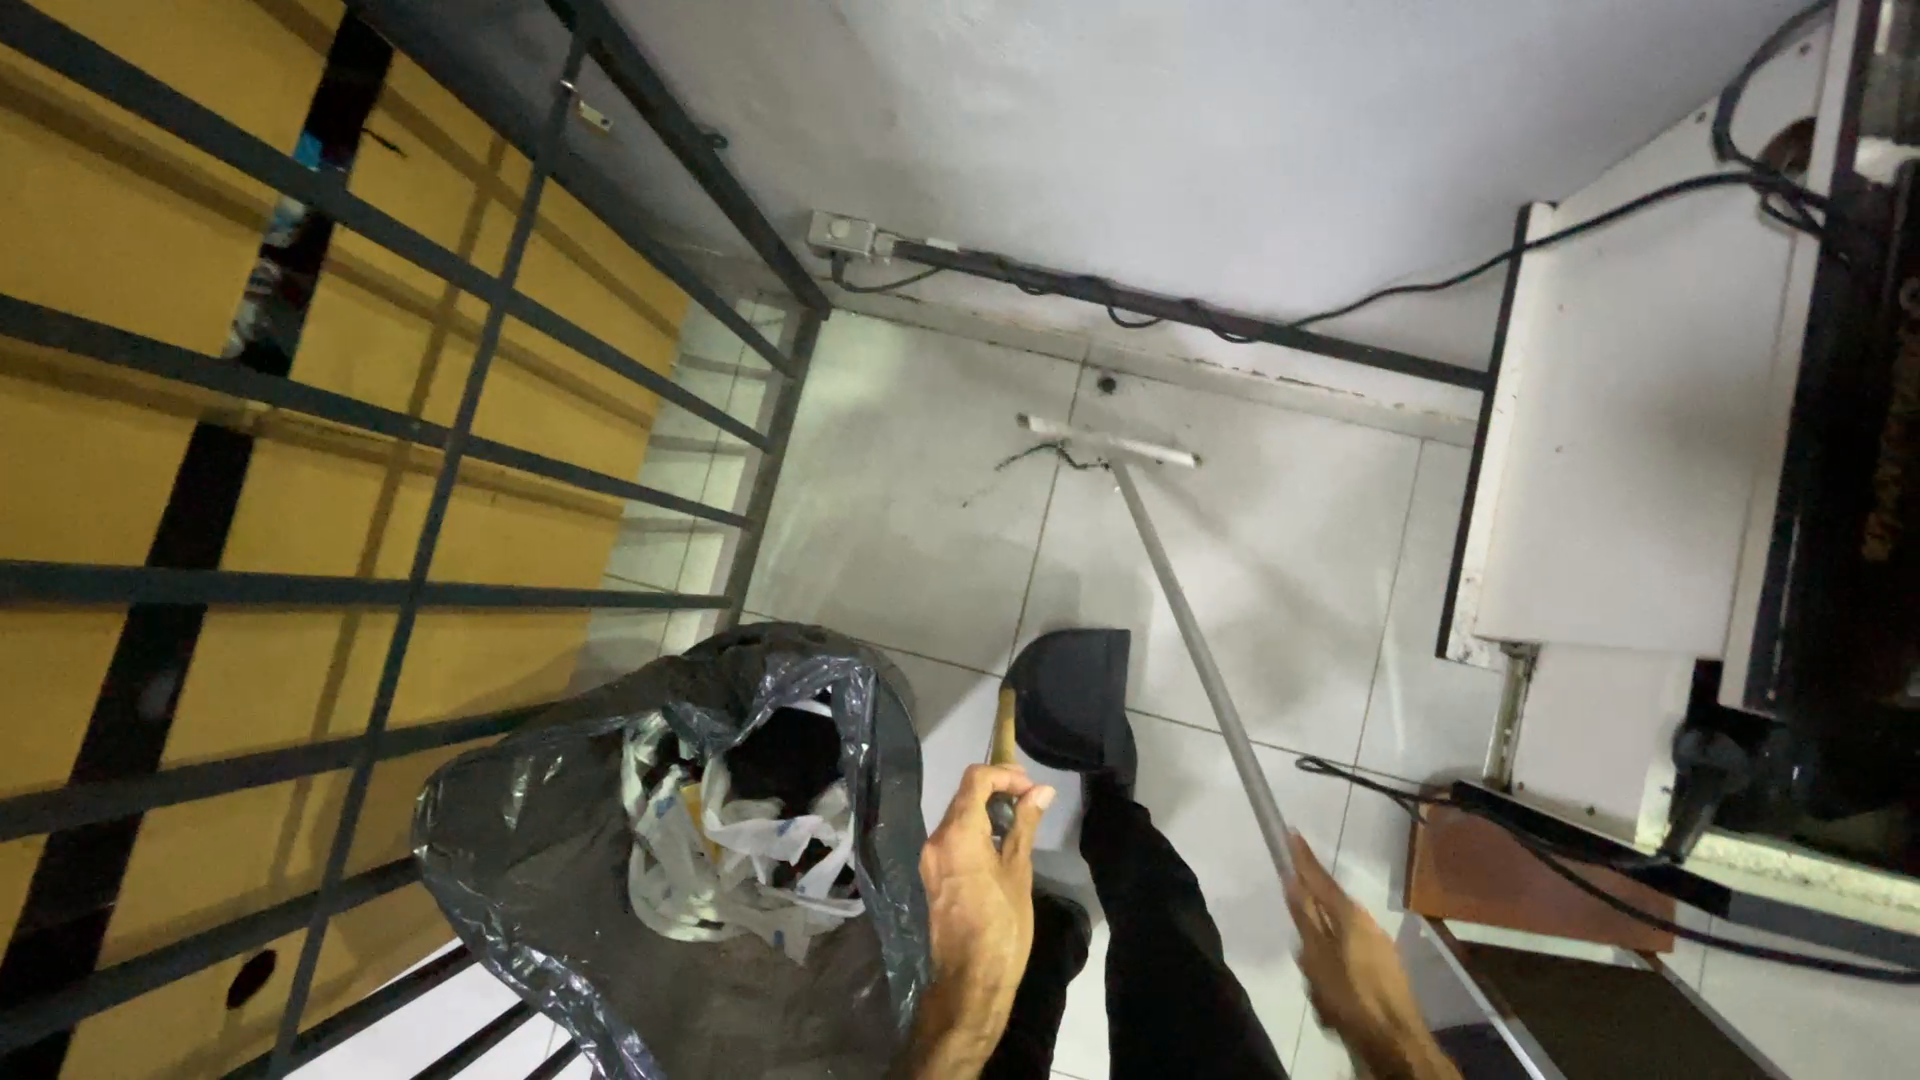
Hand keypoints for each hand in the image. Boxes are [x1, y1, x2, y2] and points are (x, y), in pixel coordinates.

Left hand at [903, 764, 1054, 1077]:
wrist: (970, 980)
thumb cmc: (1002, 925)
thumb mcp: (1019, 871)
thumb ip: (1025, 824)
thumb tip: (1042, 791)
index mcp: (957, 833)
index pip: (976, 779)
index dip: (1005, 774)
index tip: (1030, 787)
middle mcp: (937, 838)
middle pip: (964, 795)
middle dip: (997, 788)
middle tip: (1030, 796)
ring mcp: (931, 857)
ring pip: (957, 814)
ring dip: (986, 807)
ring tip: (1019, 817)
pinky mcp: (932, 873)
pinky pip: (953, 836)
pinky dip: (975, 828)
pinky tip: (999, 840)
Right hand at [1285, 832, 1459, 1079]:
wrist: (1399, 1045)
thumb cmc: (1352, 996)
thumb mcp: (1317, 956)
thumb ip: (1304, 917)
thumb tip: (1292, 881)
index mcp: (1350, 916)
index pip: (1319, 878)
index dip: (1303, 858)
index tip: (1292, 832)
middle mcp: (1367, 925)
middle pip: (1325, 917)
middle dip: (1309, 937)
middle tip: (1306, 964)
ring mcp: (1379, 950)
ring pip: (1334, 945)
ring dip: (1322, 966)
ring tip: (1321, 996)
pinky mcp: (1384, 973)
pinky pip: (1348, 965)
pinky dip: (1336, 980)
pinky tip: (1334, 1006)